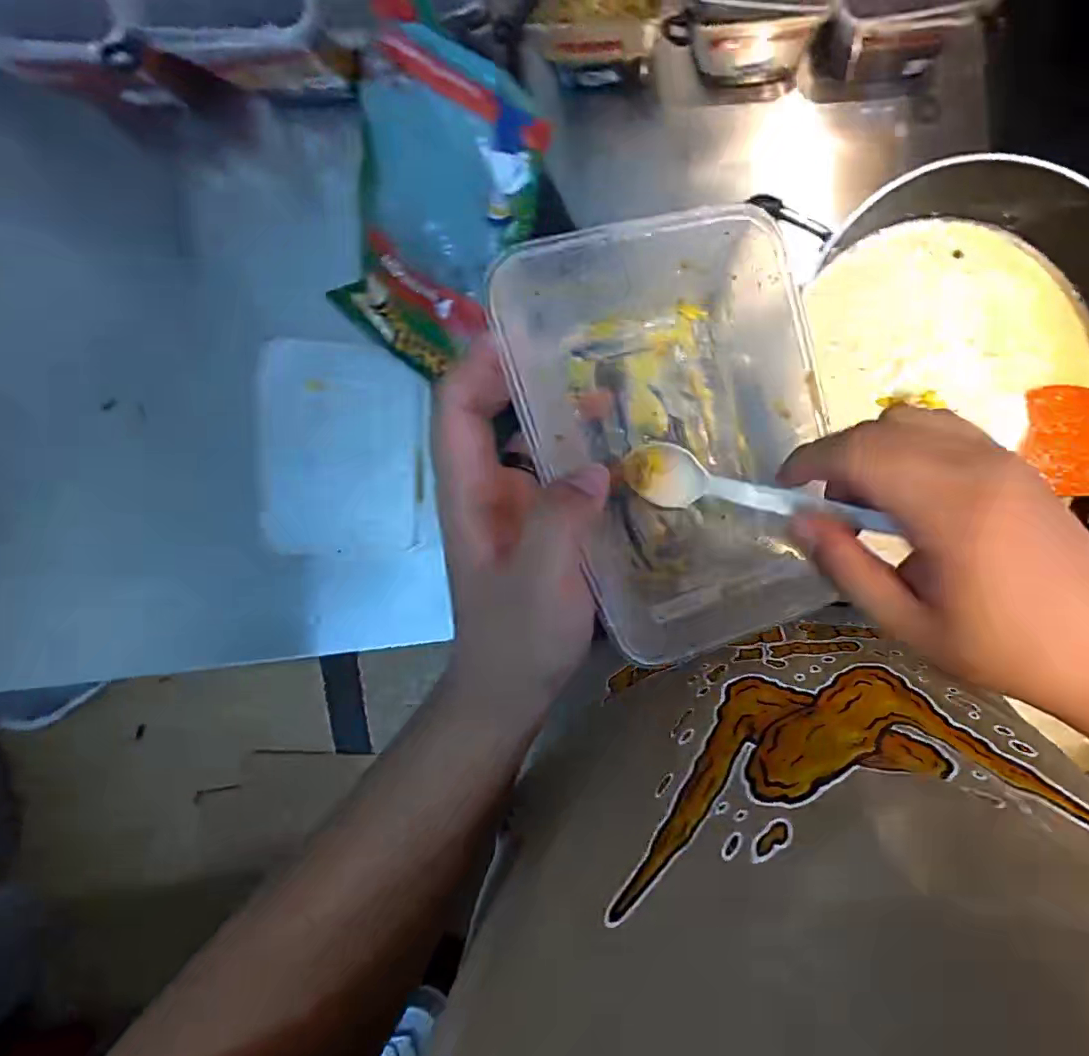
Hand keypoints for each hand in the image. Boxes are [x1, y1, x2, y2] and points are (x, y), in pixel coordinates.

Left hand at [432, 341, 608, 718]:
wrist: (514, 688)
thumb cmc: (517, 638)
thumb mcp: (538, 581)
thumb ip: (560, 520)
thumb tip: (596, 468)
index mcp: (471, 495)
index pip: (457, 410)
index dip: (480, 365)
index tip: (523, 335)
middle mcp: (491, 490)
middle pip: (498, 415)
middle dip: (534, 380)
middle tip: (591, 359)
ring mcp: (521, 509)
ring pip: (536, 445)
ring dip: (569, 418)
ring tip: (620, 399)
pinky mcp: (549, 527)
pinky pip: (567, 477)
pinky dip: (592, 457)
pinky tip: (631, 456)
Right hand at [778, 406, 1088, 721]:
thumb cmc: (1006, 650)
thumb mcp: (911, 626)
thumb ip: (848, 569)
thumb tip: (800, 522)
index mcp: (949, 505)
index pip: (859, 452)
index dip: (809, 461)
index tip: (783, 488)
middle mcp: (975, 463)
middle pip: (882, 428)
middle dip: (838, 458)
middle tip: (828, 512)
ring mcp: (1001, 457)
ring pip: (915, 420)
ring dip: (876, 449)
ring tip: (871, 506)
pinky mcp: (1016, 464)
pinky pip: (947, 431)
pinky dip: (912, 448)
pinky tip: (915, 498)